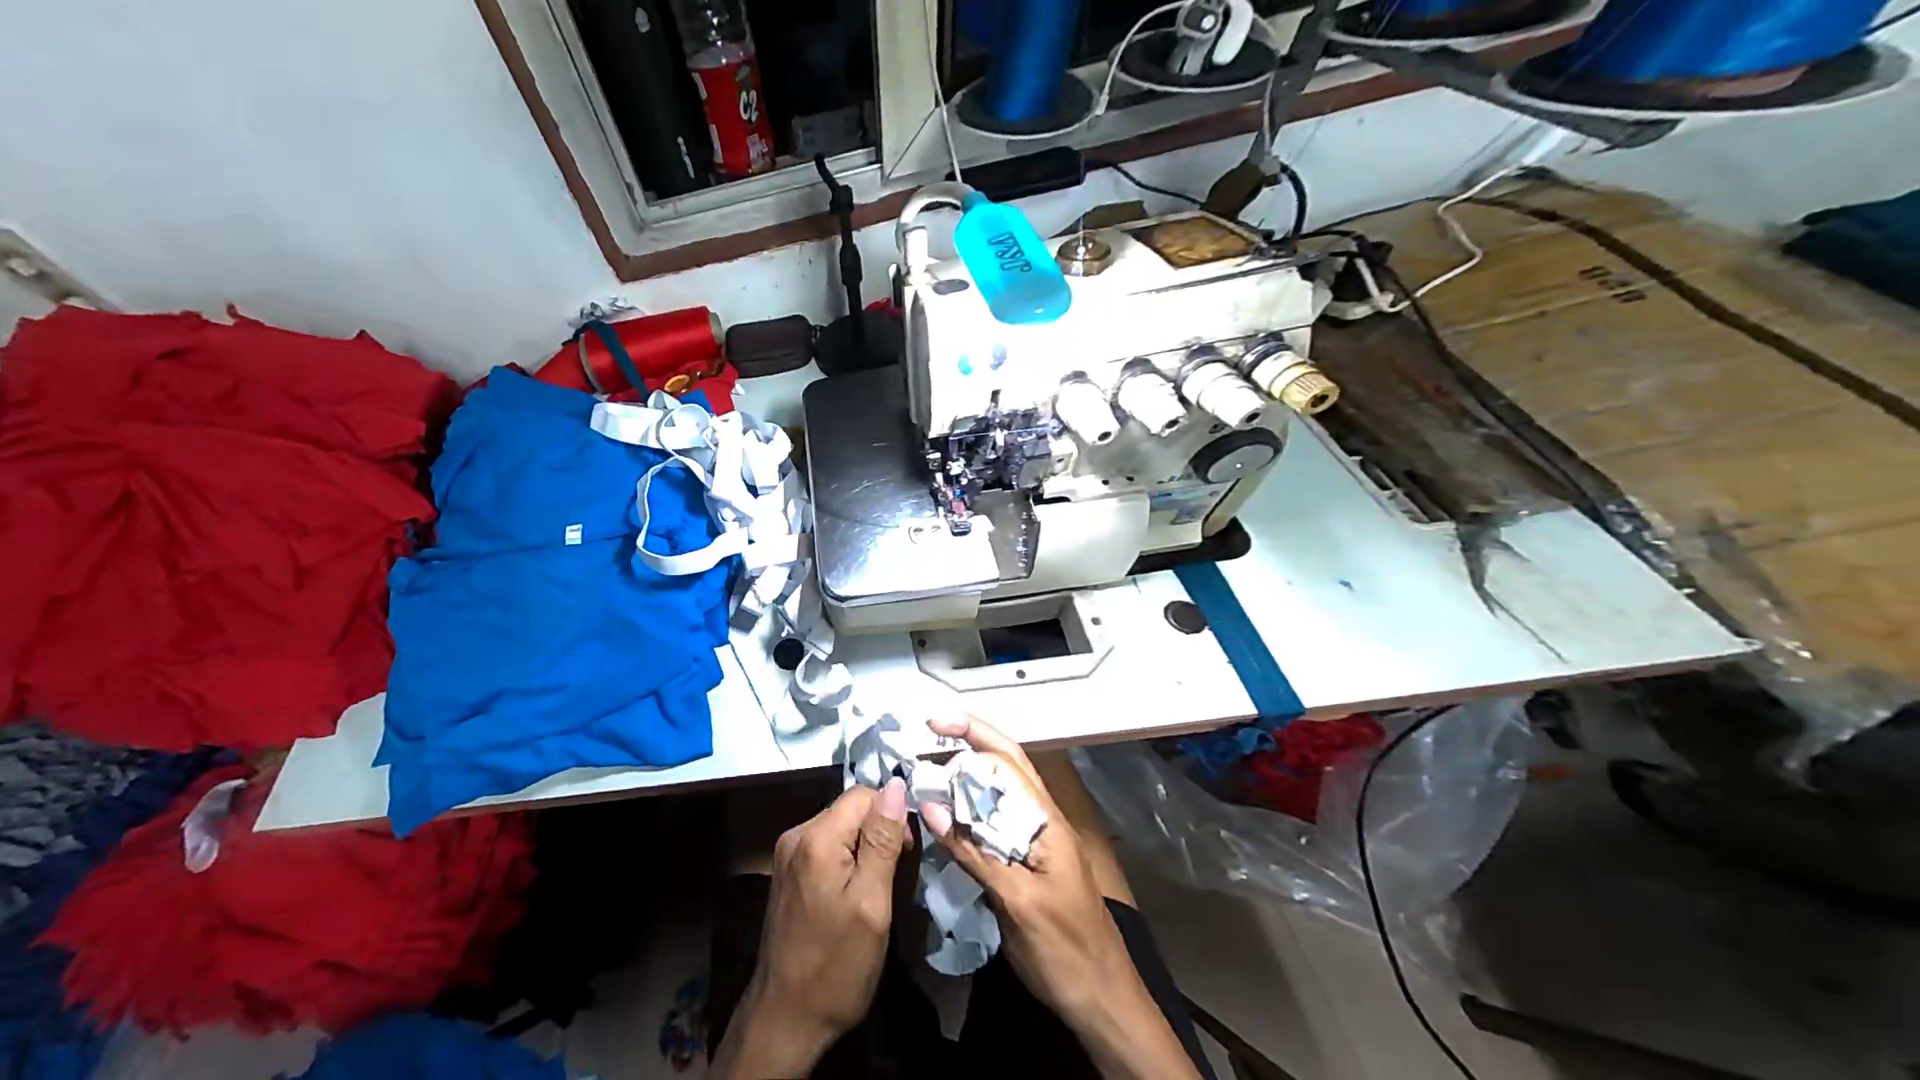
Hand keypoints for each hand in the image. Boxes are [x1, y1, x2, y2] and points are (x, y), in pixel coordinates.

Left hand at [710, 778, 910, 1078]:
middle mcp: (796, 835)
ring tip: (875, 889)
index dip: (892, 815)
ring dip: (864, 847)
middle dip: (878, 831)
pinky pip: (826, 846)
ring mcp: (787, 854)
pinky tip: (853, 893)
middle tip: (892, 876)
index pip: (864, 794)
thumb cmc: (836, 965)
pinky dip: (847, 860)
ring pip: (840, 827)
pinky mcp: (788, 873)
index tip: (904, 854)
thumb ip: (881, 840)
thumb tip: (895, 785)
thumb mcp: (871, 903)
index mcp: (816, 837)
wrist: (785, 1019)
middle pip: (850, 808)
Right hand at [920, 716, 1199, 1079]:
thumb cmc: (1065, 950)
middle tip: (927, 739)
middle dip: (968, 747)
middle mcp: (1043, 823)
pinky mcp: (1027, 865)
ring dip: (966, 780)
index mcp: (1047, 822)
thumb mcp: (1017, 902)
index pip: (1009, 763)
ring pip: (998, 797)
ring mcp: (1036, 843)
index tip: (936, 724)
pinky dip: (969, 815)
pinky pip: (994, 828)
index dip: (974, 736)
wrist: (1100, 998)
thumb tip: (932, 808)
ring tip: (929, 772)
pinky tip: (947, 818)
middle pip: (1005, 770)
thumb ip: (975, 854)